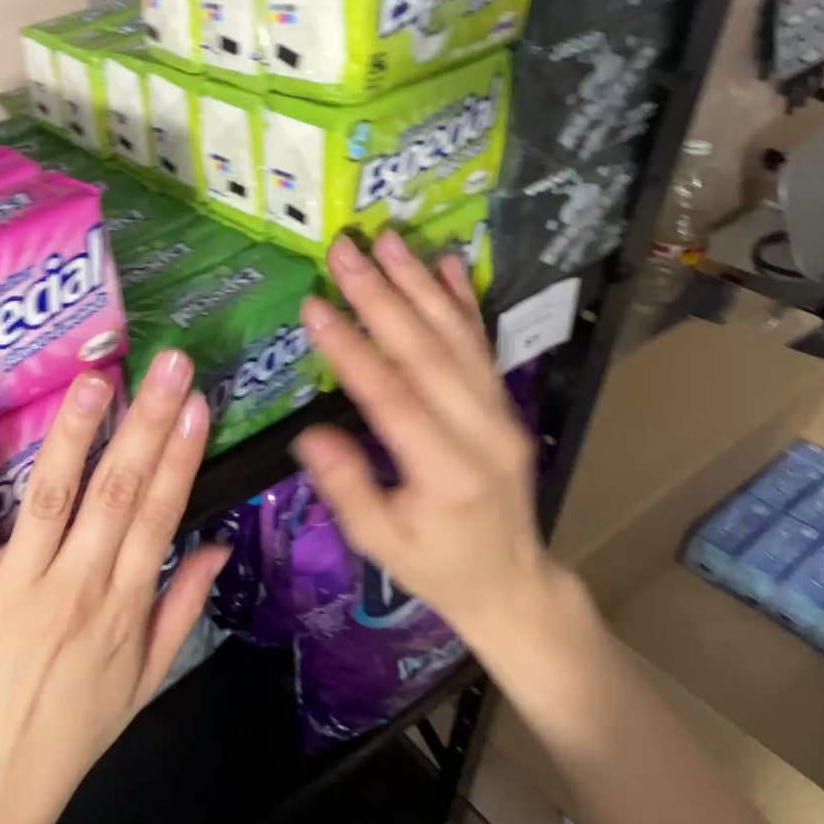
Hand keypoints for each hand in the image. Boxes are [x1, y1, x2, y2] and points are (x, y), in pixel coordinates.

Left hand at [0, 352, 230, 823]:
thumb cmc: (76, 723)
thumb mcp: (147, 678)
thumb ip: (182, 608)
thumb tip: (219, 546)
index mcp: (123, 605)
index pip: (158, 515)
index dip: (180, 456)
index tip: (196, 404)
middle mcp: (75, 585)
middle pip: (116, 492)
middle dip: (146, 424)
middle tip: (166, 366)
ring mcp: (16, 586)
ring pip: (51, 499)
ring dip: (74, 438)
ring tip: (96, 382)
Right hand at [289, 232, 563, 643]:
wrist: (513, 583)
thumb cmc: (435, 566)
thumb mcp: (379, 543)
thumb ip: (349, 487)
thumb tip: (310, 434)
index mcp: (447, 473)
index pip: (392, 398)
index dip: (351, 349)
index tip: (314, 304)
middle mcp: (482, 432)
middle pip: (428, 352)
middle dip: (382, 294)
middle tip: (346, 249)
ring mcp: (500, 413)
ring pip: (457, 338)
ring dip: (419, 284)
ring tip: (388, 240)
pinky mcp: (504, 404)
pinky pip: (481, 345)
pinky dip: (462, 300)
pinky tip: (445, 263)